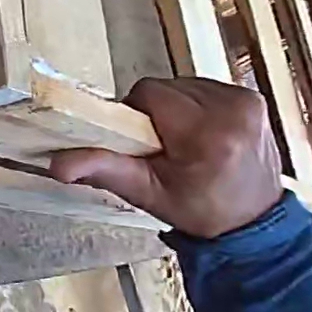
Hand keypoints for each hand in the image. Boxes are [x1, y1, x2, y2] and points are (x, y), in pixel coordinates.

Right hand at [50, 77, 283, 238]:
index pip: (148, 92)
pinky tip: (202, 134)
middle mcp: (232, 108)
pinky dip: (196, 107)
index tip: (141, 142)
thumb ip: (103, 169)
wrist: (252, 226)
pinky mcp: (253, 98)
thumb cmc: (198, 211)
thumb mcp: (147, 193)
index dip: (135, 114)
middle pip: (166, 87)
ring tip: (183, 141)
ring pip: (183, 85)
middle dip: (156, 113)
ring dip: (176, 108)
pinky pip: (205, 88)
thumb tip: (58, 164)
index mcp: (205, 132)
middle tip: (161, 147)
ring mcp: (247, 100)